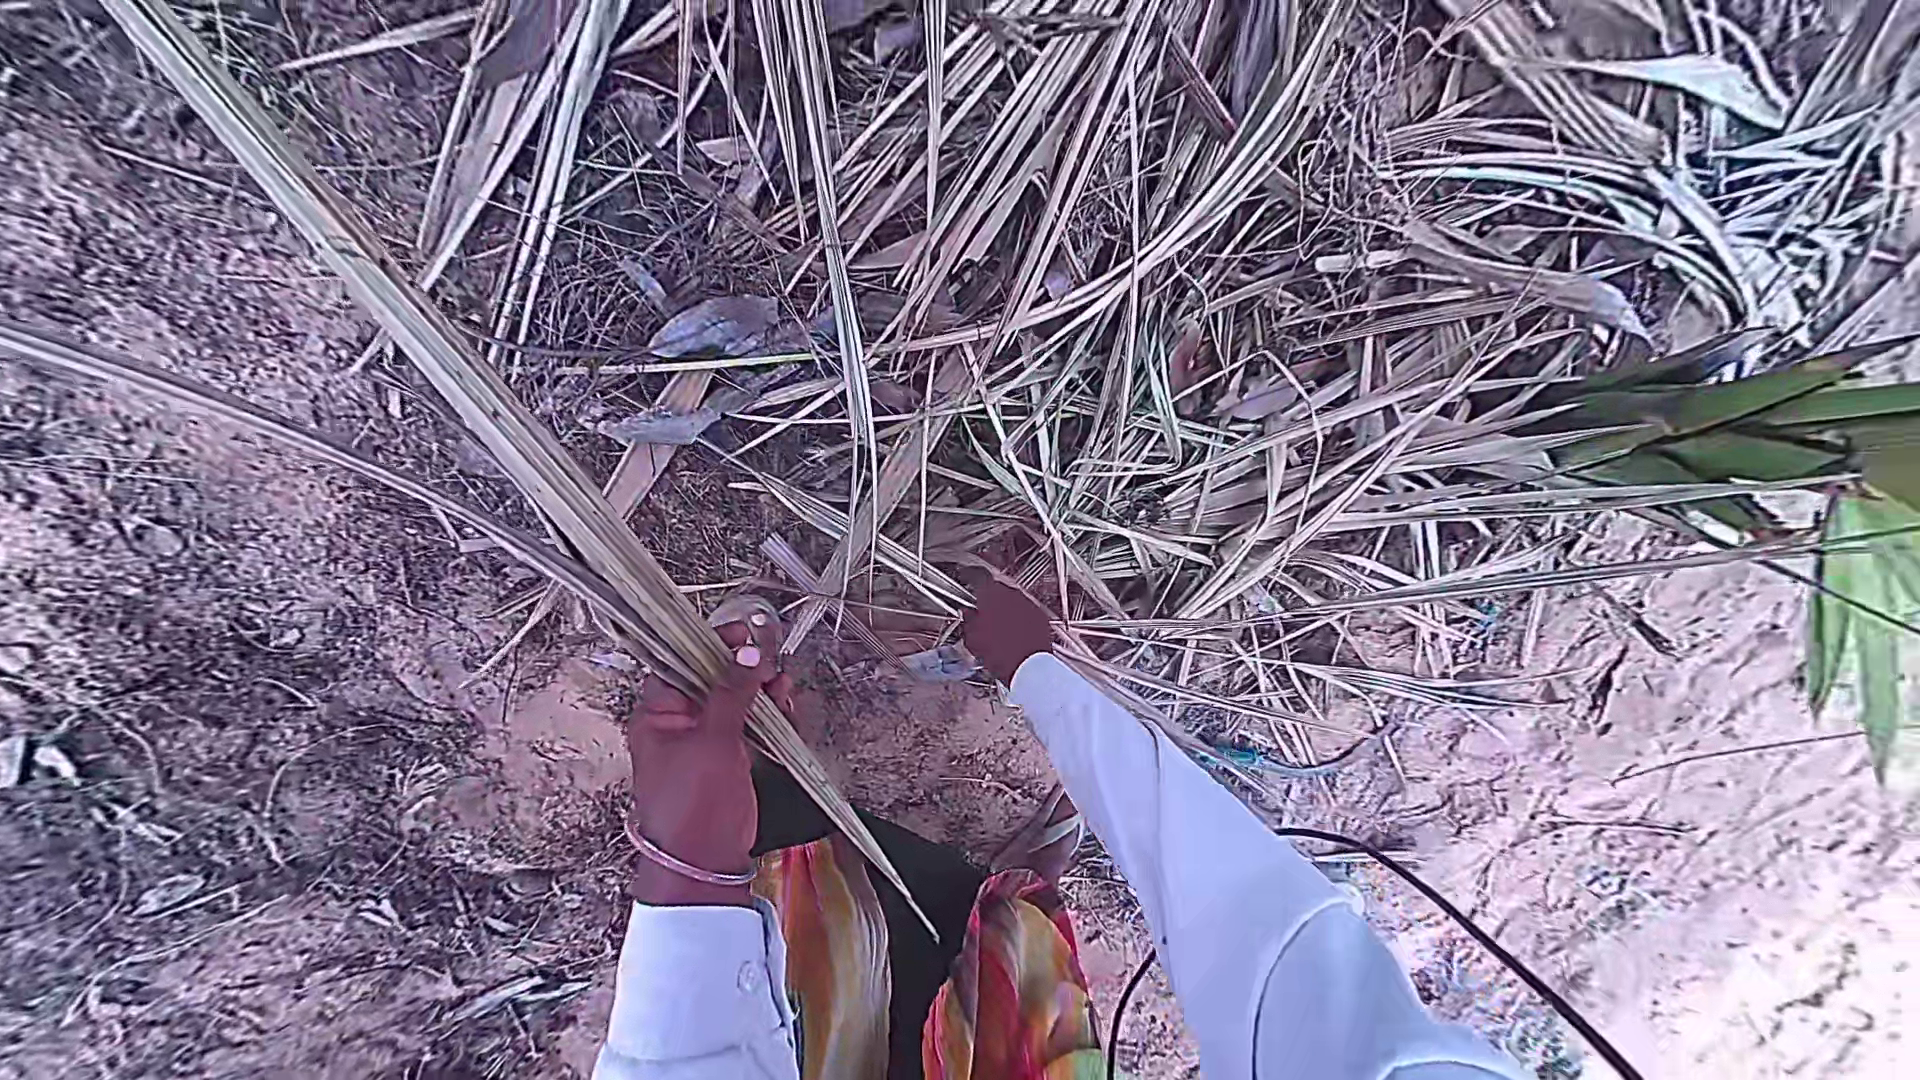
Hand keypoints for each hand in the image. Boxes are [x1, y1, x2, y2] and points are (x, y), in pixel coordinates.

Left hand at [626, 617, 790, 906]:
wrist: (705, 862)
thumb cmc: (693, 802)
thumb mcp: (712, 741)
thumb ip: (732, 693)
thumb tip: (748, 651)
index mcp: (659, 713)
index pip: (681, 662)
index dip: (710, 644)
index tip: (742, 632)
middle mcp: (681, 720)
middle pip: (714, 677)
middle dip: (745, 666)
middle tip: (770, 662)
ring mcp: (708, 736)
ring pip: (737, 696)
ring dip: (761, 687)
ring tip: (781, 685)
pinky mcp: (731, 751)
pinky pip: (751, 719)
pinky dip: (768, 710)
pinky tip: (784, 705)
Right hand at [961, 570, 1054, 684]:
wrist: (1030, 669)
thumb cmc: (1000, 655)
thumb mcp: (973, 639)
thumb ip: (968, 620)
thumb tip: (968, 614)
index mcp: (992, 596)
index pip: (978, 577)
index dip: (971, 579)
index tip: (968, 583)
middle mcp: (1012, 595)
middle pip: (997, 588)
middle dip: (989, 598)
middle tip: (981, 611)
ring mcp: (1028, 605)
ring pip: (1013, 599)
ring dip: (1005, 607)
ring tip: (998, 625)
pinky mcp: (1040, 617)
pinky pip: (1026, 611)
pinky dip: (1019, 617)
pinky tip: (1014, 631)